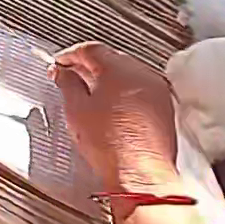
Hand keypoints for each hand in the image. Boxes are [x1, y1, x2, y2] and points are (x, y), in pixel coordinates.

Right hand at [51, 43, 178, 191]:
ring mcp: (156, 90)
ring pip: (127, 73)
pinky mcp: (164, 107)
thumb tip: (62, 72)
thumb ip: (67, 84)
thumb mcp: (76, 110)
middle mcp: (142, 74)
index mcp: (118, 69)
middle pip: (111, 58)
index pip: (91, 49)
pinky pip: (140, 89)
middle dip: (89, 65)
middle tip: (70, 76)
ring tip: (90, 94)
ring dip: (108, 79)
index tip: (60, 63)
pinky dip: (124, 92)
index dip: (71, 55)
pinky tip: (111, 107)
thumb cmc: (111, 145)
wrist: (141, 174)